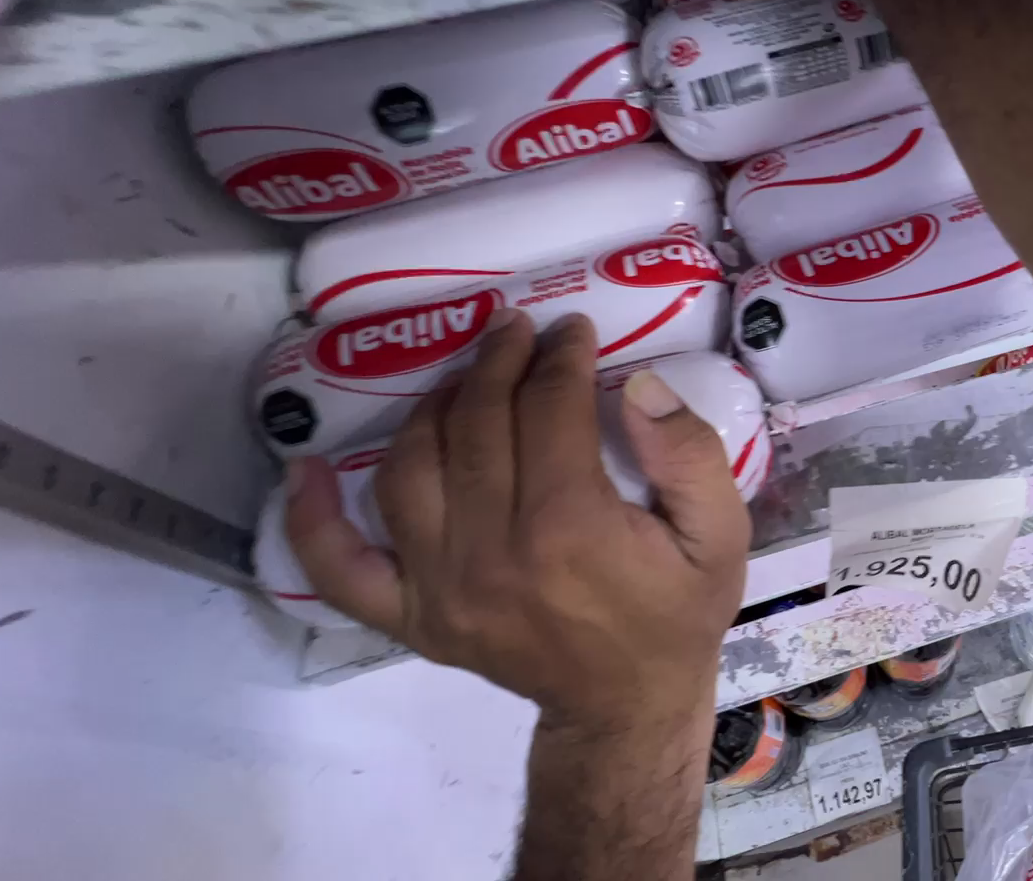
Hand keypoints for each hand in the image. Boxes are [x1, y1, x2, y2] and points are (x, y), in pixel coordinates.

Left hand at [283, 310, 751, 727]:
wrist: (627, 705)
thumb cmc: (679, 613)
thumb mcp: (721, 533)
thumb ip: (690, 457)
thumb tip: (637, 386)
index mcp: (570, 527)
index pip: (548, 410)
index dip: (560, 356)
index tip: (572, 327)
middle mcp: (490, 552)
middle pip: (477, 425)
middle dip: (499, 361)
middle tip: (517, 328)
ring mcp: (439, 588)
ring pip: (410, 469)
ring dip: (433, 406)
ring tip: (465, 375)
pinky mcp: (412, 616)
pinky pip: (339, 565)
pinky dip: (314, 517)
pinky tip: (310, 470)